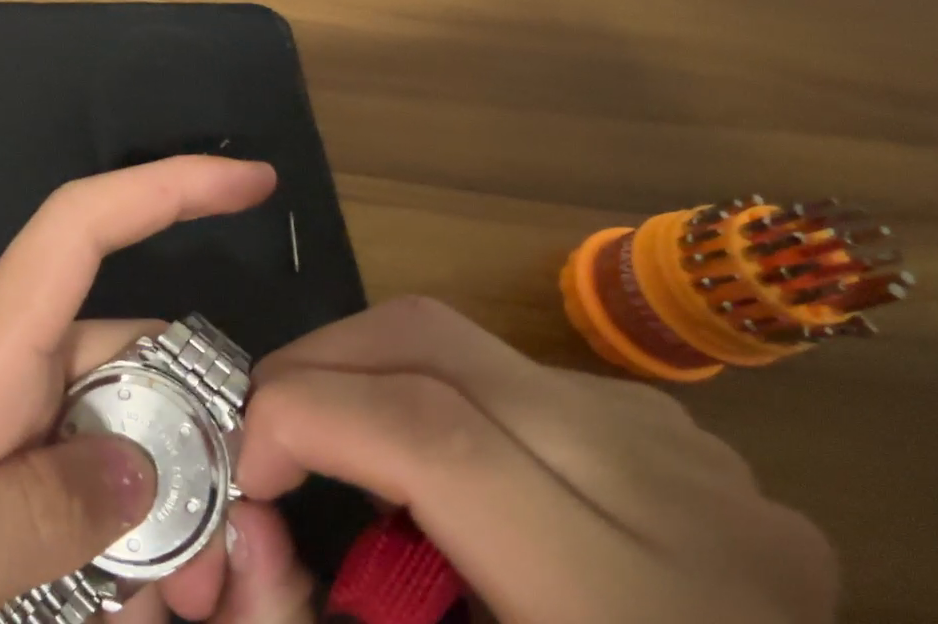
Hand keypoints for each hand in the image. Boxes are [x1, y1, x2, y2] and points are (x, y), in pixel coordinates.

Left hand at [0, 155, 277, 623]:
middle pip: (130, 365)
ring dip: (166, 520)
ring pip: (114, 448)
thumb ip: (14, 521)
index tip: (250, 182)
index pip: (73, 234)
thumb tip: (135, 468)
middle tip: (239, 565)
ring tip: (185, 610)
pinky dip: (116, 560)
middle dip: (206, 439)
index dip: (164, 189)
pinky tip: (120, 616)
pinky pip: (71, 509)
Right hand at [165, 296, 838, 623]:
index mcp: (623, 600)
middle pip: (434, 341)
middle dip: (314, 362)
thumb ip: (324, 618)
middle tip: (267, 430)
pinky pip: (522, 378)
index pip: (429, 434)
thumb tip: (245, 523)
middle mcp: (674, 495)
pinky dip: (446, 402)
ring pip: (472, 346)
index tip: (248, 469)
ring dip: (373, 377)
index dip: (302, 418)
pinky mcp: (689, 440)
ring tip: (353, 459)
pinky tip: (458, 481)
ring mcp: (693, 455)